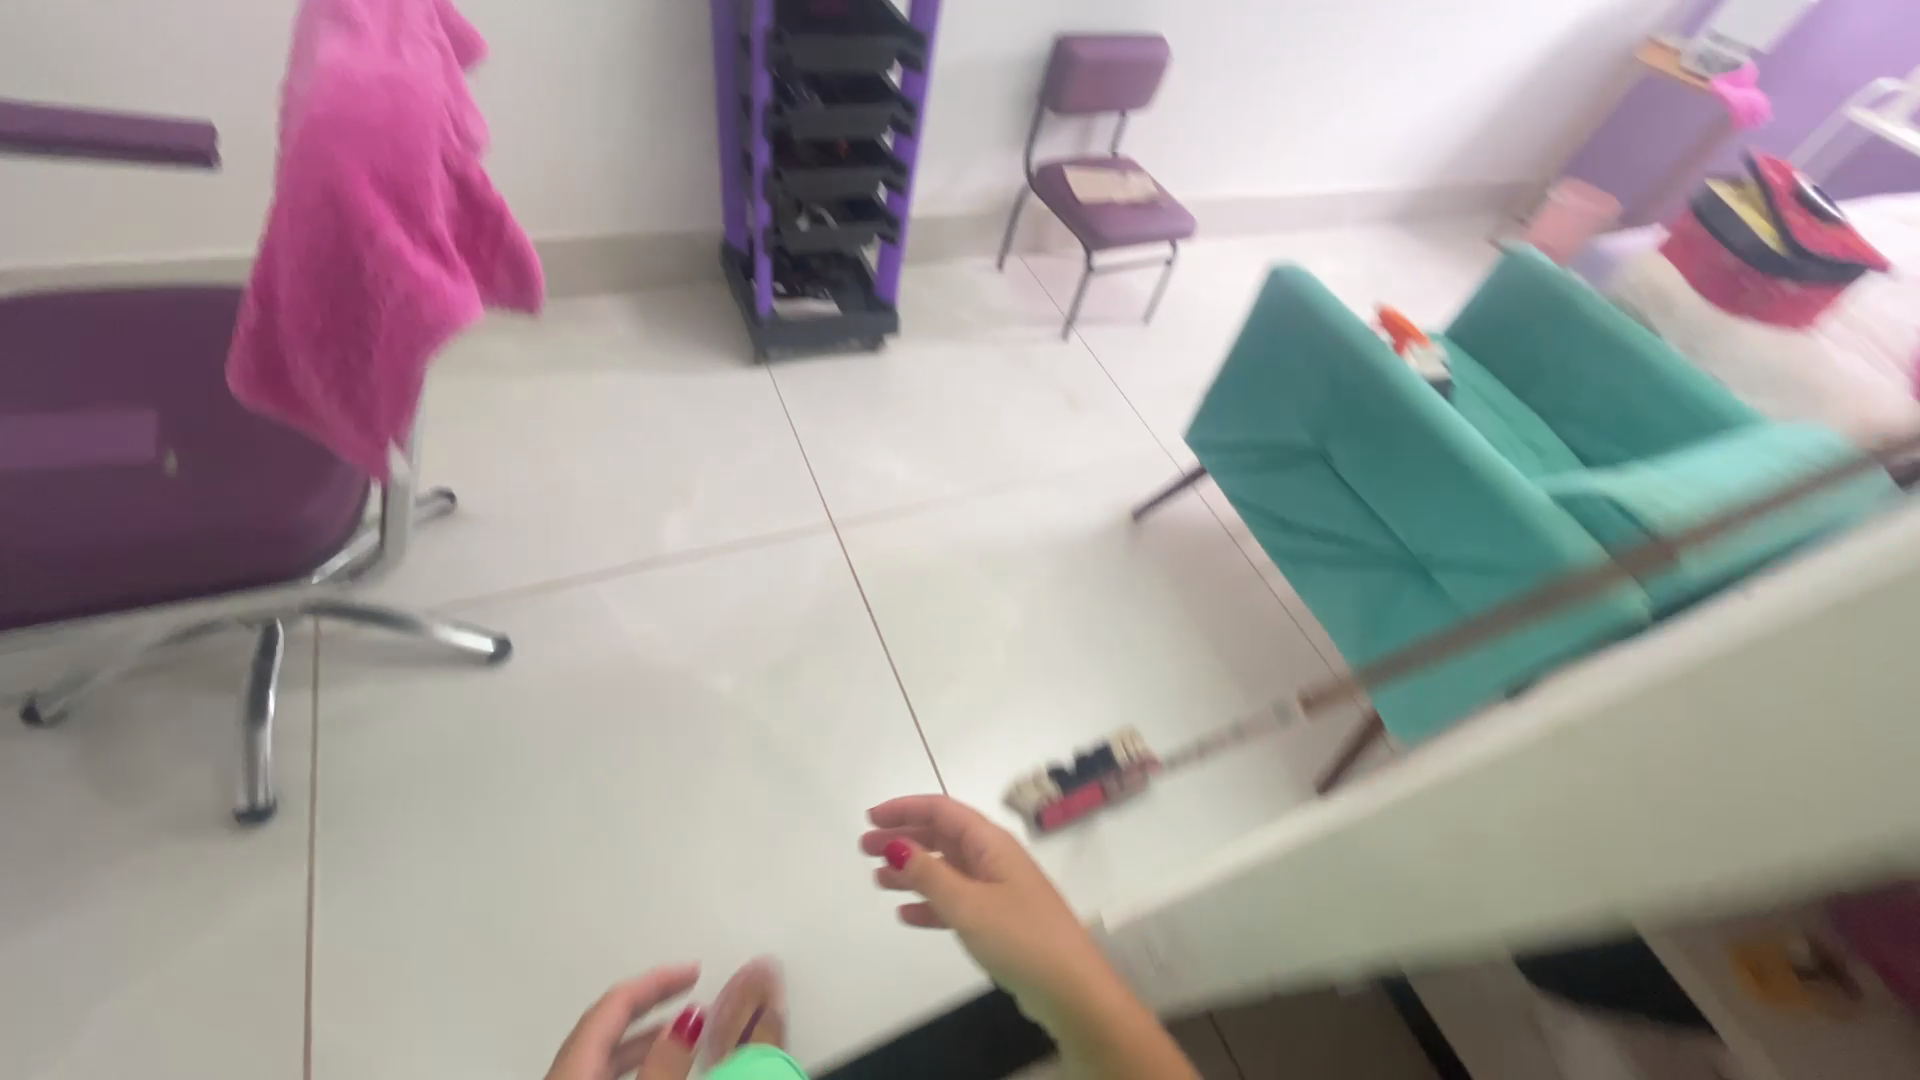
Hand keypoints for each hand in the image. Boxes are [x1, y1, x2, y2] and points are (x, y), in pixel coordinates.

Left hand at [545, 964, 706, 1079]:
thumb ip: (660, 1067)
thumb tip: (690, 1020)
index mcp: (573, 1065)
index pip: (616, 1001)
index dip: (658, 979)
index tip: (695, 968)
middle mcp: (562, 1071)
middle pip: (607, 1019)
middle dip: (652, 997)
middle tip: (690, 984)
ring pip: (604, 1047)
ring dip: (645, 1031)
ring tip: (684, 1028)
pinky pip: (600, 1068)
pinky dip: (631, 1056)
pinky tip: (654, 1066)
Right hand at [862, 795, 1121, 1029]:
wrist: (1070, 988)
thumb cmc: (1019, 935)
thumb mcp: (967, 904)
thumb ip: (929, 874)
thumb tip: (896, 844)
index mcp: (990, 842)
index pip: (942, 810)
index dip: (905, 809)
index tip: (871, 817)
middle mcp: (993, 857)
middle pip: (942, 837)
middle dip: (903, 838)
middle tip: (864, 848)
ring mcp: (997, 888)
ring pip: (946, 869)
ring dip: (912, 871)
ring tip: (877, 880)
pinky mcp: (998, 918)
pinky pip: (956, 900)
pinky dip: (930, 903)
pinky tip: (906, 913)